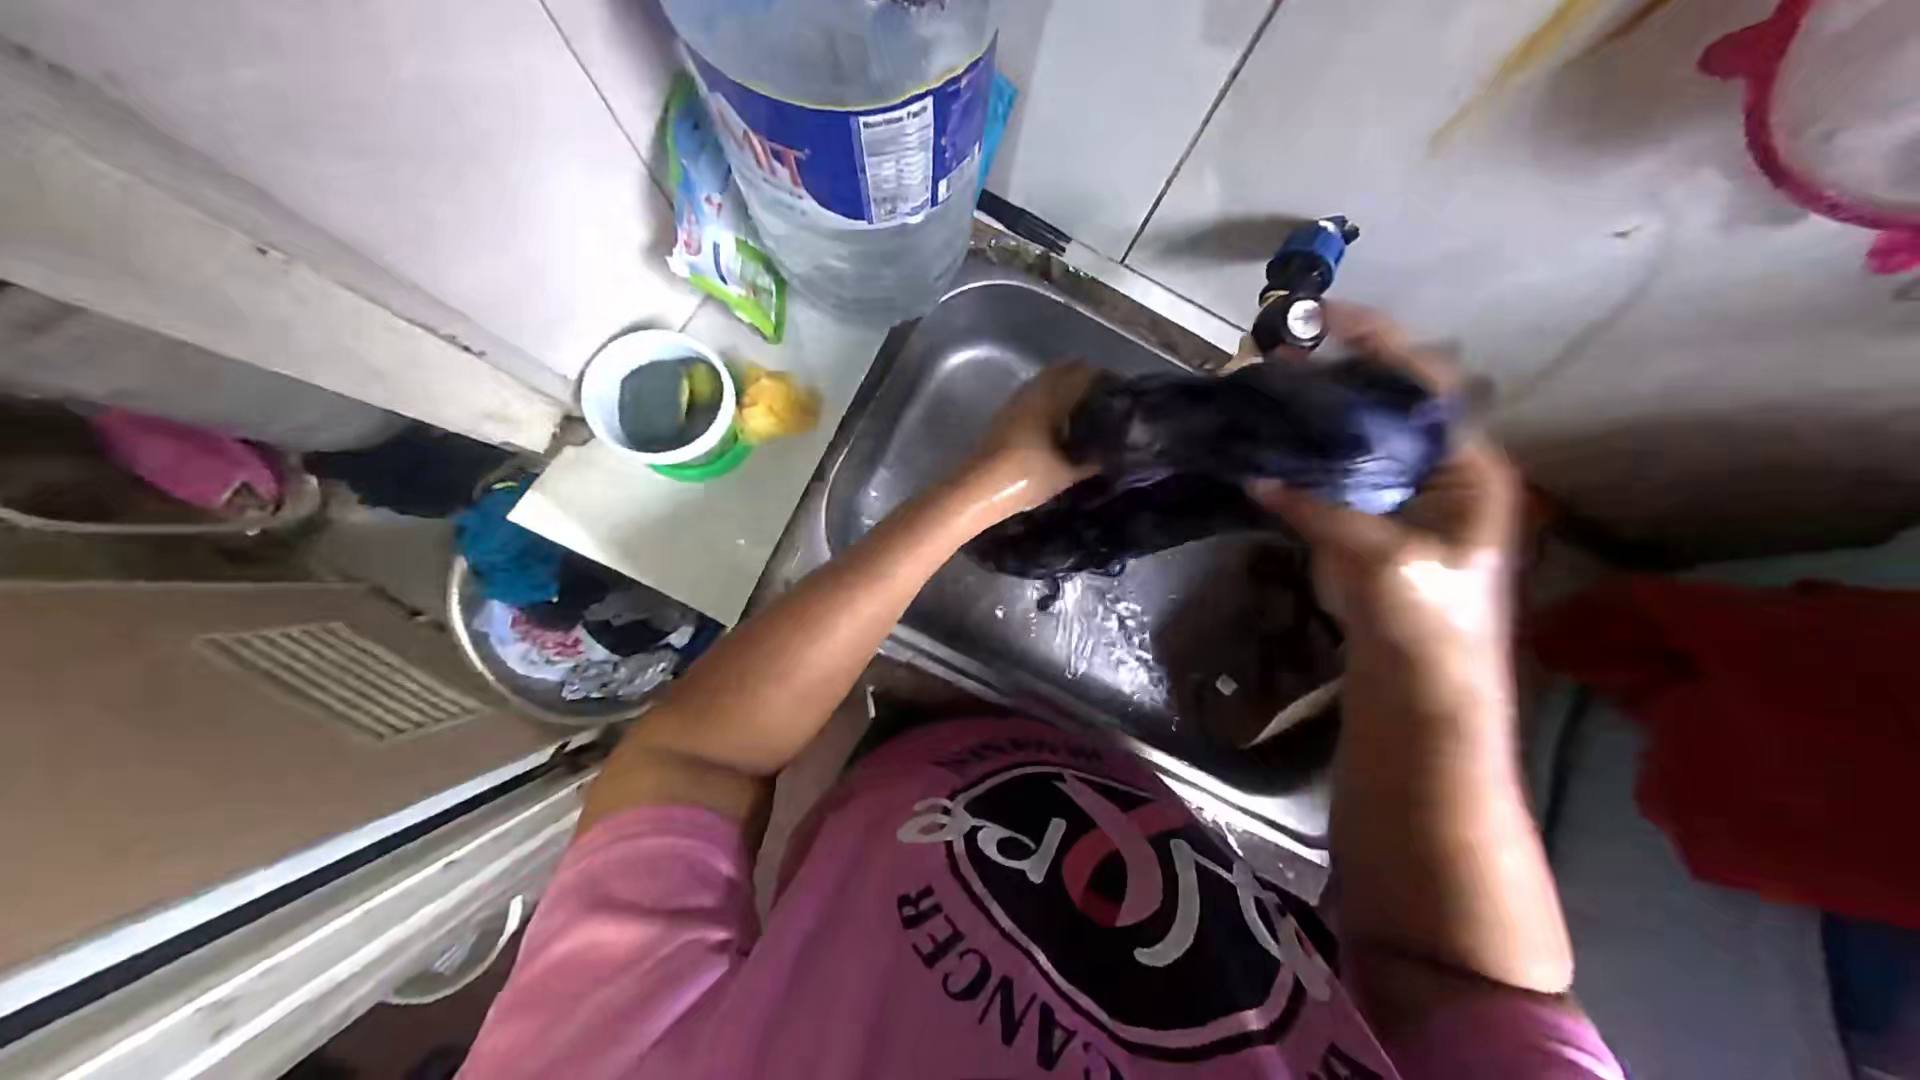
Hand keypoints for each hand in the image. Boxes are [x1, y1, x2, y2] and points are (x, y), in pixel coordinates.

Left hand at [952, 361, 1100, 521]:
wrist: (977, 490)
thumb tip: (1111, 454)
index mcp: (1051, 398)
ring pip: (1044, 383)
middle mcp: (1032, 392)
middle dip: (1083, 378)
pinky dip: (1047, 399)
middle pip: (1062, 372)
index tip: (1119, 389)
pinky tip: (1054, 419)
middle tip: (1103, 395)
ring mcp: (1014, 403)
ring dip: (1062, 387)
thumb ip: (1091, 462)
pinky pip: (1031, 396)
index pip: (1084, 374)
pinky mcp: (1002, 417)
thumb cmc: (1025, 477)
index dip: (1103, 378)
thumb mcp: (1066, 474)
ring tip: (1082, 406)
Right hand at [1247, 304, 1519, 658]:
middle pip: (1384, 404)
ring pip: (1352, 439)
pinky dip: (1297, 458)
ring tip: (1265, 391)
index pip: (1428, 386)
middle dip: (1334, 375)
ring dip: (1311, 415)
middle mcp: (1434, 469)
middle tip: (1279, 355)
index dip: (1381, 345)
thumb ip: (1323, 514)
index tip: (1327, 318)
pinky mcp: (1361, 520)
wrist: (1419, 684)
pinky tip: (1266, 446)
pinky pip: (1328, 475)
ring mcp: (1395, 495)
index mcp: (1466, 468)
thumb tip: (1258, 479)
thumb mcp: (1385, 560)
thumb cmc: (1428, 622)